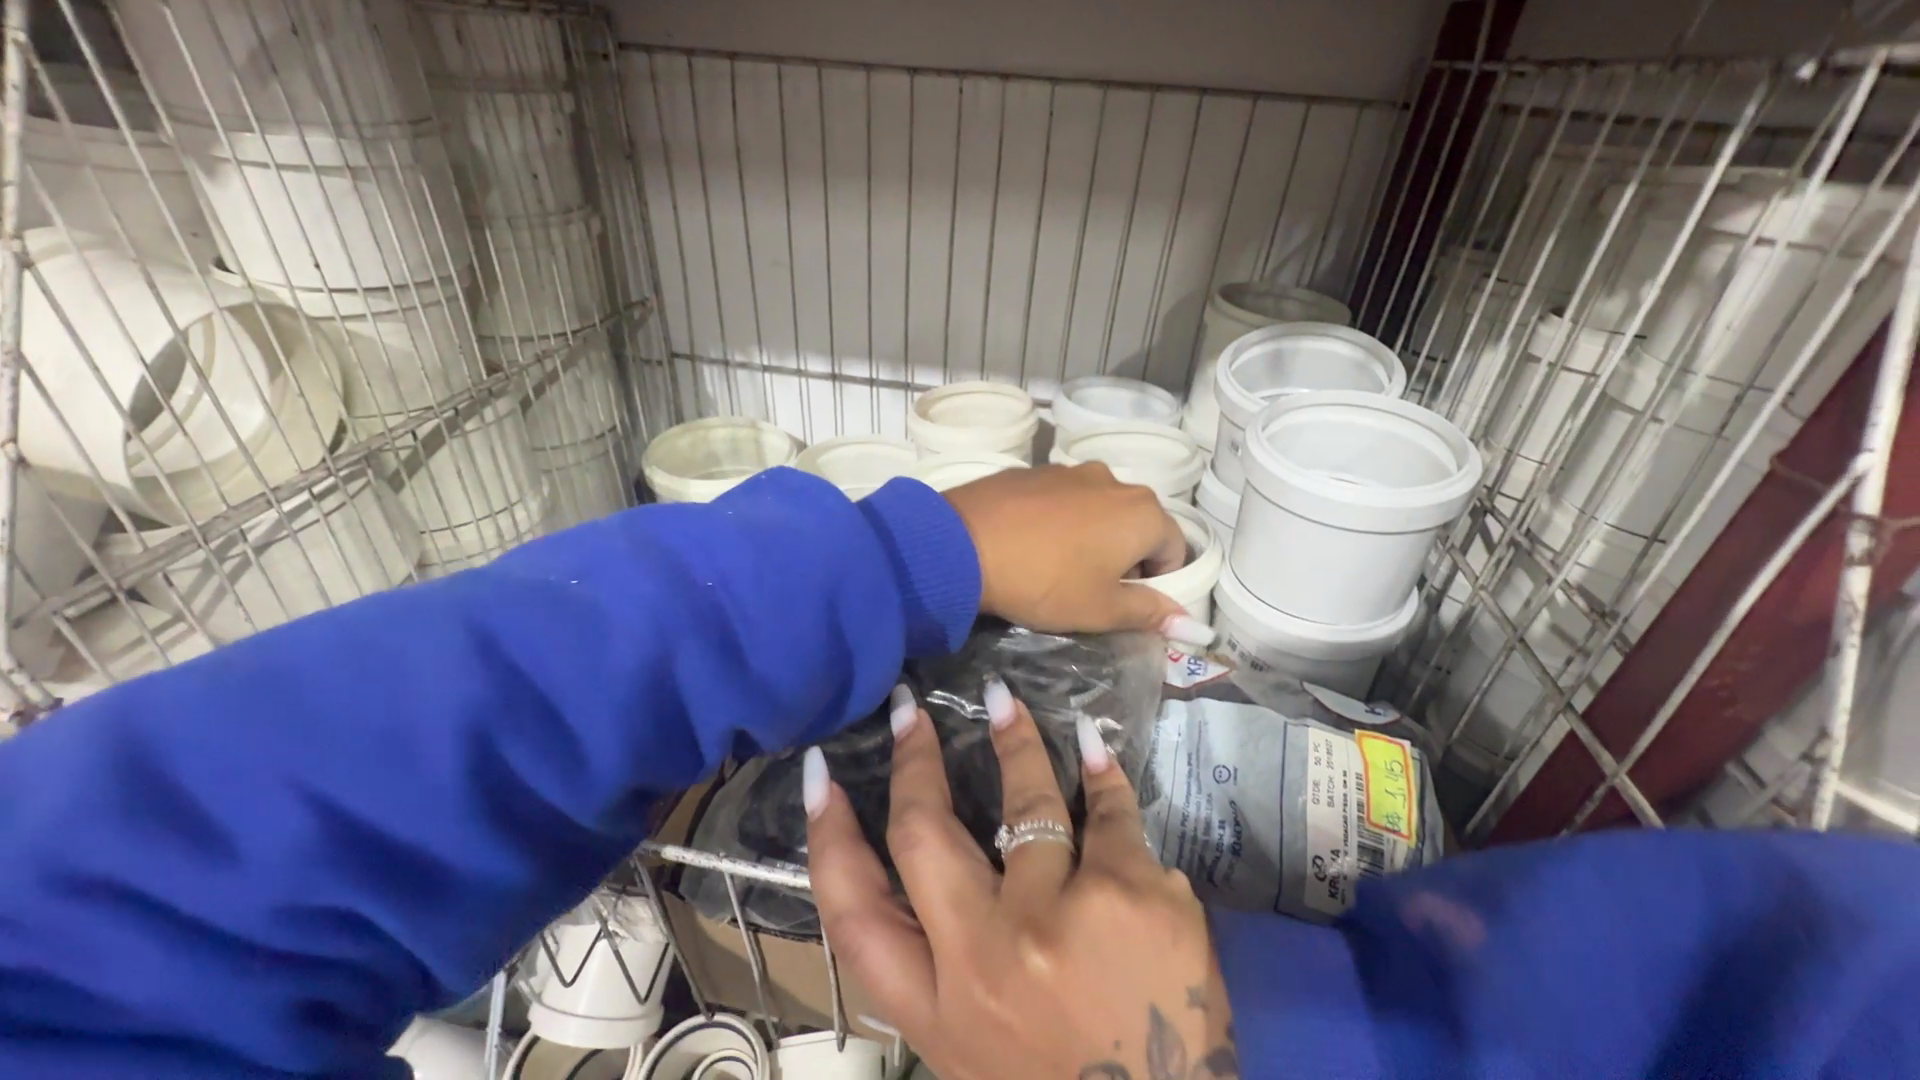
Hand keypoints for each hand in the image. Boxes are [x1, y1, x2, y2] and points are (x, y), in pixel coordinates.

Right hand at [804, 681, 1236, 1079]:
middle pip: (927, 836)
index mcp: (937, 1008)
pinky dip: (1101, 775)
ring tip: (1005, 702)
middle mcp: (986, 957)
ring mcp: (1063, 919)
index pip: (854, 912)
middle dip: (914, 763)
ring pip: (1026, 803)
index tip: (819, 776)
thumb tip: (927, 872)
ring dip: (1016, 743)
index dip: (827, 837)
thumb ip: (938, 970)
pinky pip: (1110, 816)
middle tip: (911, 710)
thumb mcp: (968, 1047)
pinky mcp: (1135, 897)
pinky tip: (1092, 747)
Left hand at [942, 465, 1209, 643]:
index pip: (1173, 551)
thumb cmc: (1044, 582)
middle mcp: (1114, 480)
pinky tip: (1030, 546)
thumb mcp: (1101, 609)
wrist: (961, 544)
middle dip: (1125, 559)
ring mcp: (1070, 470)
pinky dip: (1058, 521)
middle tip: (1091, 590)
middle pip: (1137, 526)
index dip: (1156, 584)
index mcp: (1143, 512)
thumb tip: (1193, 627)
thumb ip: (1150, 614)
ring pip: (1098, 510)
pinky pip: (1061, 500)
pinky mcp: (1032, 471)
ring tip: (1056, 568)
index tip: (1123, 605)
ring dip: (1091, 537)